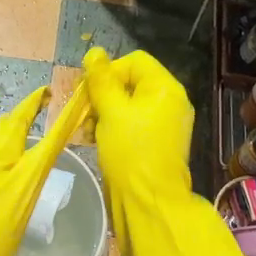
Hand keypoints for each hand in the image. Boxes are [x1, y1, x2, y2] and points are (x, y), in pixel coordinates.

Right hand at [82, 48, 251, 255]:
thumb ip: (101, 80)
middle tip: (84, 112)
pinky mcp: (158, 144)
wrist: (149, 203)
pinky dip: (114, 128)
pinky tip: (97, 141)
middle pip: (131, 82)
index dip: (108, 71)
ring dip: (105, 112)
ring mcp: (167, 124)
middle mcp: (171, 102)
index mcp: (166, 88)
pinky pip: (134, 125)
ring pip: (129, 105)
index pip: (134, 61)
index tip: (88, 91)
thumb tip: (94, 52)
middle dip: (104, 94)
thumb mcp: (111, 111)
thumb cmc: (131, 152)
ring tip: (88, 130)